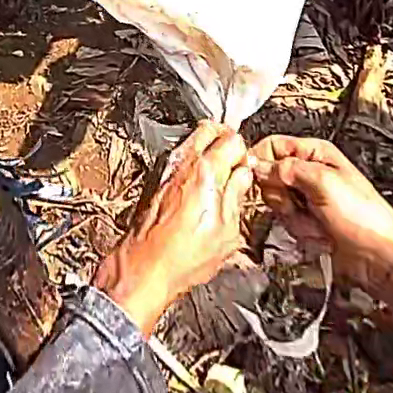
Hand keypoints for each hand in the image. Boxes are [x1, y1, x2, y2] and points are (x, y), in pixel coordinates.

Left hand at [92, 121, 252, 334]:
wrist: (146, 264)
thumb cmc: (183, 255)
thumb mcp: (227, 231)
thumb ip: (237, 194)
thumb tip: (243, 174)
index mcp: (205, 171)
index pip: (232, 139)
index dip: (244, 151)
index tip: (246, 167)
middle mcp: (183, 161)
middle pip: (208, 128)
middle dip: (225, 137)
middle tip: (235, 158)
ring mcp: (166, 166)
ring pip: (192, 139)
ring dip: (207, 147)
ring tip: (219, 174)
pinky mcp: (156, 176)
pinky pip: (179, 155)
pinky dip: (192, 160)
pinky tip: (200, 184)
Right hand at [249, 136, 392, 302]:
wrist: (384, 261)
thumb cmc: (366, 219)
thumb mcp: (323, 183)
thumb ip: (286, 169)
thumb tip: (257, 165)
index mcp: (316, 153)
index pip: (271, 146)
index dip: (261, 161)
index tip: (259, 178)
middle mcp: (310, 172)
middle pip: (269, 176)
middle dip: (281, 197)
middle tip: (300, 204)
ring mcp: (309, 198)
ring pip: (277, 202)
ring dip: (293, 218)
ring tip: (317, 224)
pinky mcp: (309, 221)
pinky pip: (287, 222)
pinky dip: (300, 231)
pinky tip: (321, 235)